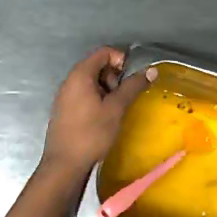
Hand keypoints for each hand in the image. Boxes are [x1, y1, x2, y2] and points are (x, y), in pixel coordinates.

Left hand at [42, 46, 153, 176]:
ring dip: (108, 89)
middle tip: (123, 96)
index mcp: (80, 75)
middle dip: (115, 76)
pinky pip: (84, 94)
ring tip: (115, 109)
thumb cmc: (91, 133)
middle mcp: (70, 80)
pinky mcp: (65, 109)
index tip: (133, 77)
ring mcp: (65, 95)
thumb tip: (152, 69)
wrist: (65, 164)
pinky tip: (104, 117)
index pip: (103, 52)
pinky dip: (98, 99)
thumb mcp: (116, 108)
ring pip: (91, 81)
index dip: (122, 59)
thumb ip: (133, 86)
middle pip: (97, 65)